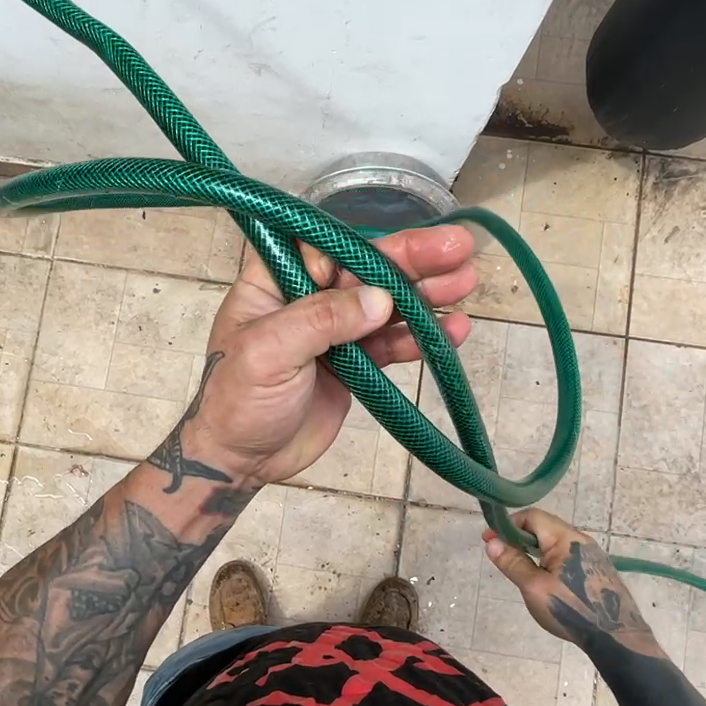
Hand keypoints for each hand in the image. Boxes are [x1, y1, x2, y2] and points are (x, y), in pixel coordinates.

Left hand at [161, 225, 476, 488]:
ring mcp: (331, 332)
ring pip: (384, 305)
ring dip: (425, 296)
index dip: (370, 244)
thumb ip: (322, 320)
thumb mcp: (269, 354)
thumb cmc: (238, 401)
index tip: (413, 244)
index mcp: (273, 281)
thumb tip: (380, 298)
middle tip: (460, 249)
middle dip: (411, 261)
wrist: (241, 461)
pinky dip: (421, 339)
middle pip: (364, 271)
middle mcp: (305, 298)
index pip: (326, 248)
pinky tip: (454, 331)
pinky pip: (390, 344)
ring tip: (467, 284)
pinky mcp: (352, 365)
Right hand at [482, 510, 666, 659]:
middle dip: (519, 537)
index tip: (490, 541)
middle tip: (502, 556)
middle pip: (544, 527)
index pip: (532, 516)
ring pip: (556, 542)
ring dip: (534, 549)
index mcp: (565, 538)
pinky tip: (545, 580)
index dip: (508, 525)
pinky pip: (567, 555)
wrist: (617, 637)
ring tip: (521, 569)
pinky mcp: (597, 569)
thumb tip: (491, 542)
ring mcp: (592, 555)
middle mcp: (580, 540)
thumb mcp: (534, 587)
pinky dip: (549, 559)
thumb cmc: (571, 609)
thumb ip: (513, 562)